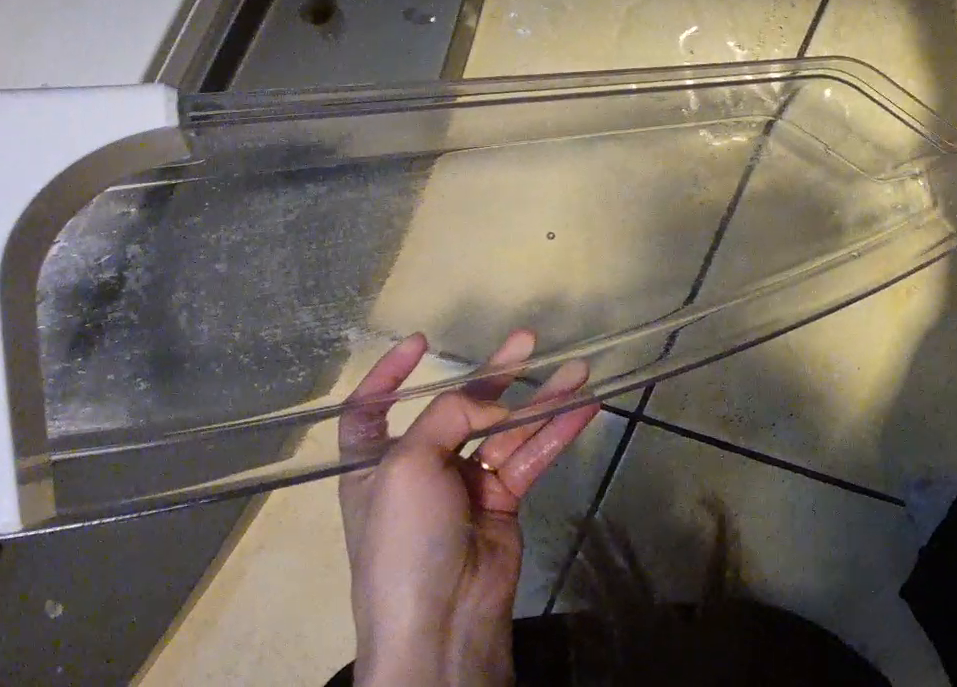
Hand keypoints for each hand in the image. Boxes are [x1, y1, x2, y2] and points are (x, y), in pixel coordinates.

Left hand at [338, 330, 598, 686]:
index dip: (389, 375)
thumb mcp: (407, 466)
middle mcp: (420, 468)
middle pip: (458, 409)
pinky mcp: (504, 499)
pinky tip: (586, 408)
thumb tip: (497, 405)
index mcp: (375, 463)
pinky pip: (533, 455)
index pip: (370, 410)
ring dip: (544, 400)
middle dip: (493, 375)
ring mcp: (465, 484)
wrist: (443, 616)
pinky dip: (559, 431)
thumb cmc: (405, 539)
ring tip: (579, 369)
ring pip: (508, 430)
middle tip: (528, 340)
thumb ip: (450, 415)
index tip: (422, 342)